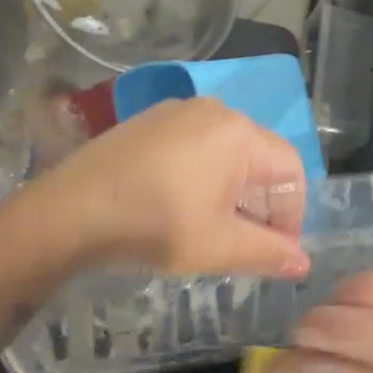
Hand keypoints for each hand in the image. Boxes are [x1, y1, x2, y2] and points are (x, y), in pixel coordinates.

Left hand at [11, 98, 310, 278]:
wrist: (69, 211)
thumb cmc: (155, 226)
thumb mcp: (218, 247)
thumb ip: (268, 253)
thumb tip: (303, 262)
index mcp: (239, 134)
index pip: (290, 169)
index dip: (293, 214)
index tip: (275, 251)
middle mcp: (213, 110)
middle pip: (259, 156)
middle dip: (260, 202)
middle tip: (242, 242)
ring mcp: (176, 111)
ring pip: (224, 151)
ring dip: (230, 190)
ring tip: (208, 228)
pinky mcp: (147, 121)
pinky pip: (192, 145)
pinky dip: (199, 175)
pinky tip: (175, 206)